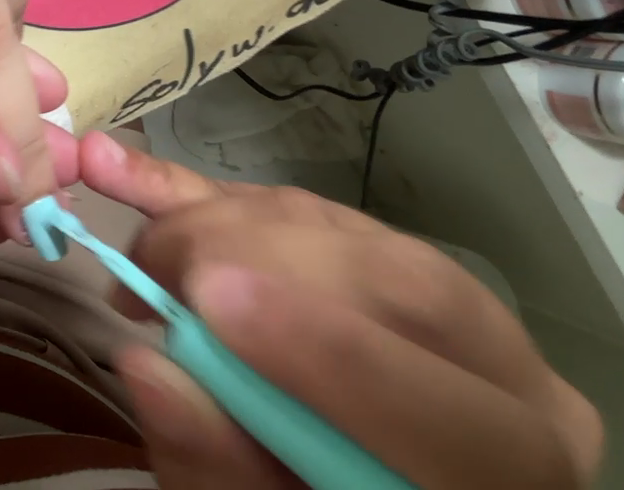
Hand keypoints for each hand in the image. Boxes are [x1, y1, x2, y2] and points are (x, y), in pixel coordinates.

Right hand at [76, 132, 602, 488]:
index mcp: (500, 484)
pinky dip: (191, 188)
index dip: (334, 353)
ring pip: (342, 228)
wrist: (323, 463)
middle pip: (406, 288)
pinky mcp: (363, 246)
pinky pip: (284, 204)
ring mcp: (442, 297)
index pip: (464, 422)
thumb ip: (217, 470)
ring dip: (217, 221)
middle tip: (151, 269)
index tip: (206, 299)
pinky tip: (118, 166)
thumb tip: (147, 368)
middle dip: (257, 259)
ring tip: (140, 253)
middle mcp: (505, 380)